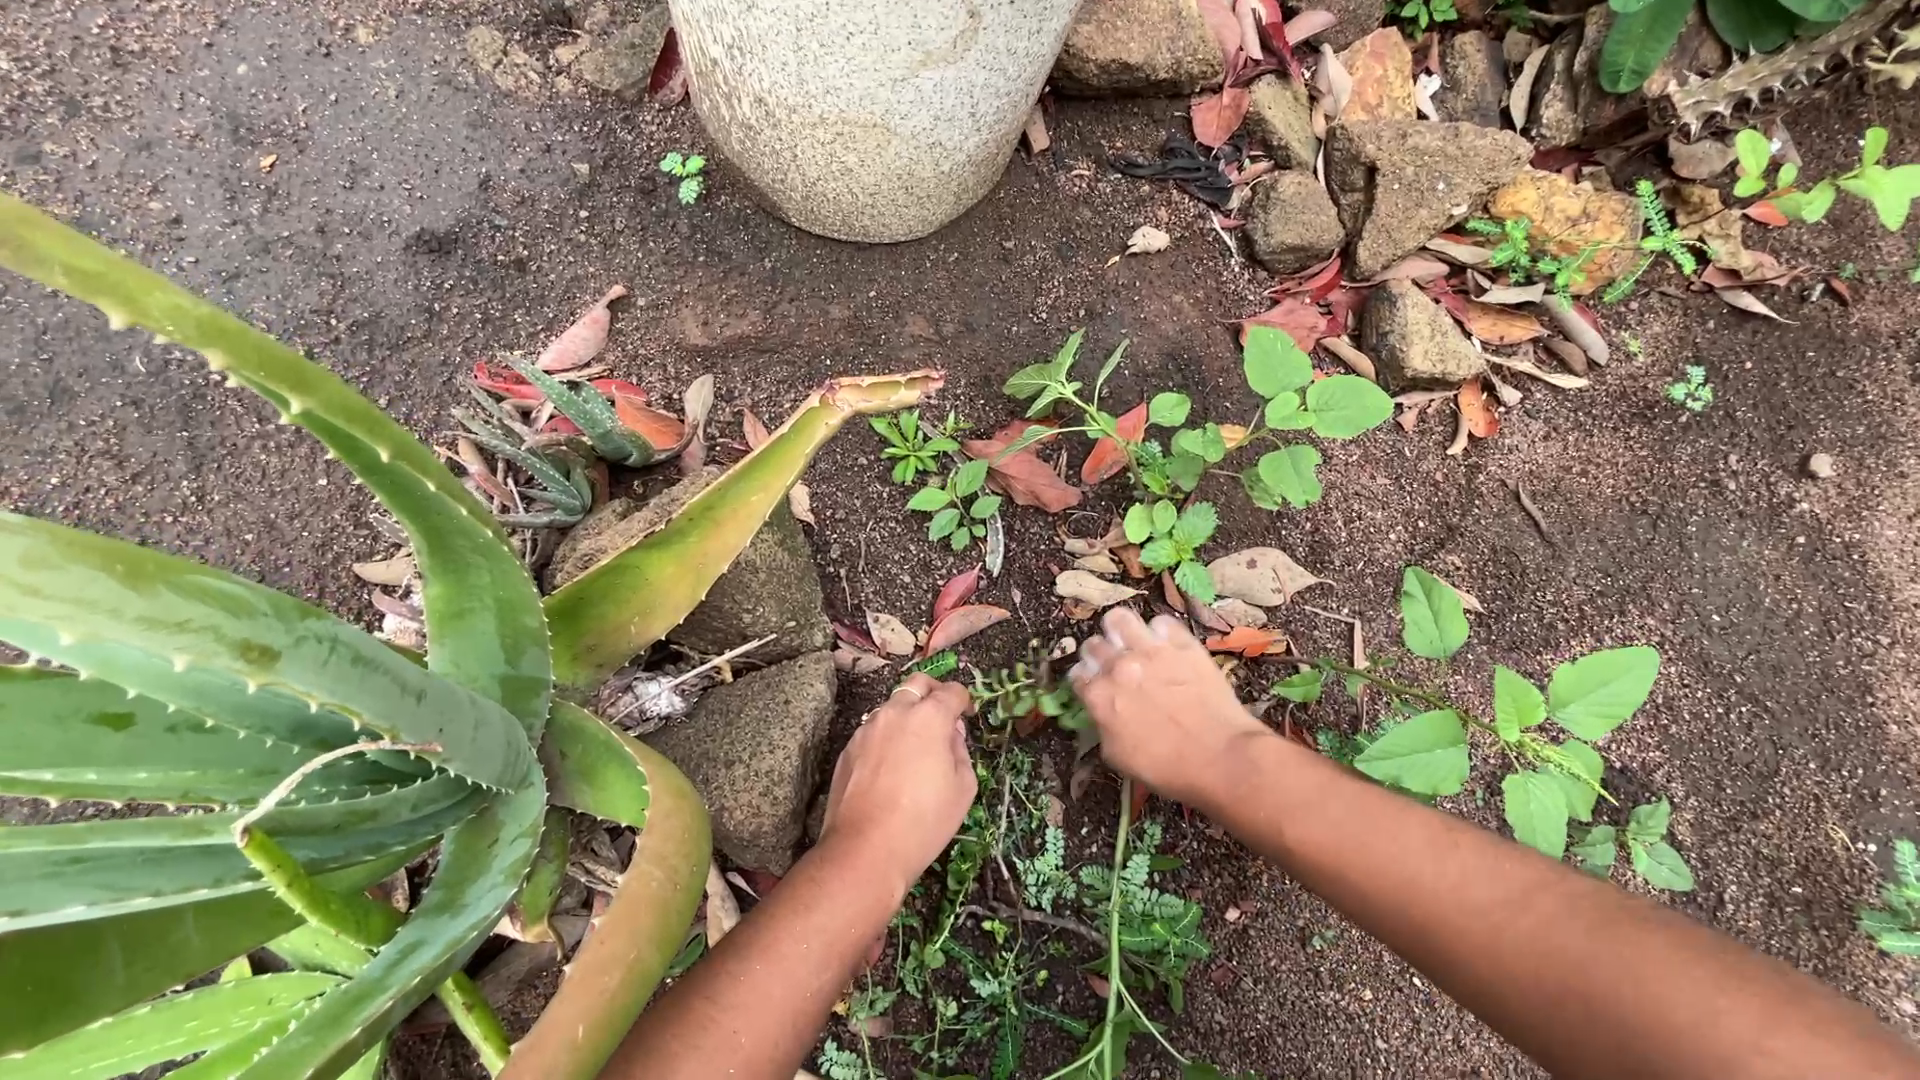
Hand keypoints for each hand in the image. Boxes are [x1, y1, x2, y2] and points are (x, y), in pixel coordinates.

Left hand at [819, 672, 976, 899]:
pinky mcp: (848, 749)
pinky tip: (891, 768)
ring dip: (907, 716)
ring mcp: (867, 729)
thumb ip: (961, 750)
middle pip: (916, 684)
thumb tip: (951, 733)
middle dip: (933, 692)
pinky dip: (887, 738)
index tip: (967, 715)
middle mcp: (895, 713)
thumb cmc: (924, 821)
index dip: (964, 701)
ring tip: (916, 748)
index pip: (952, 692)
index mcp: (929, 718)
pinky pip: (873, 731)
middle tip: (943, 714)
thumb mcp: (963, 788)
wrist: (865, 849)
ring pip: (892, 708)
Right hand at [1071, 607, 1273, 809]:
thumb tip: (1102, 713)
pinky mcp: (1183, 643)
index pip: (1077, 676)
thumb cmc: (1167, 767)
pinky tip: (1166, 645)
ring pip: (1120, 620)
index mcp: (1099, 696)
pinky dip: (1160, 632)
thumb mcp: (1118, 757)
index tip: (1093, 687)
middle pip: (1093, 645)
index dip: (1085, 681)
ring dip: (1121, 631)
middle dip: (1098, 655)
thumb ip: (1102, 726)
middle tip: (1112, 667)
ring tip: (1131, 642)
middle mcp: (1118, 666)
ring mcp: (1151, 650)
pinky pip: (1162, 623)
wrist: (1221, 757)